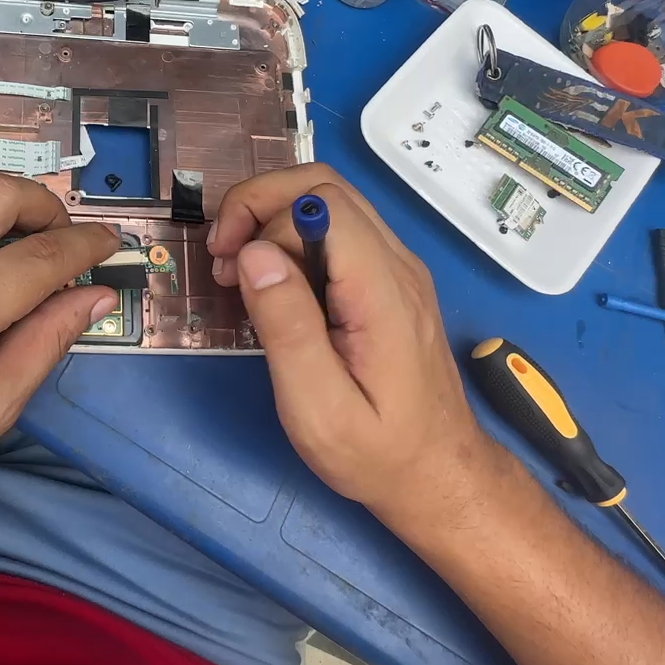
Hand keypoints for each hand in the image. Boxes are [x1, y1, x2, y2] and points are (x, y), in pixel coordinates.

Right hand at [207, 166, 500, 523]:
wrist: (441, 479)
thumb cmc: (376, 453)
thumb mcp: (317, 408)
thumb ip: (287, 327)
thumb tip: (253, 253)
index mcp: (382, 290)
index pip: (321, 203)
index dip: (262, 214)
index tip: (224, 261)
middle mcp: (396, 263)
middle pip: (324, 185)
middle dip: (259, 204)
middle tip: (223, 254)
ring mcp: (396, 267)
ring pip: (329, 200)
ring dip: (272, 218)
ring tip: (238, 269)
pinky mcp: (387, 279)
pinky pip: (335, 230)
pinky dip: (290, 236)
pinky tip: (270, 281)